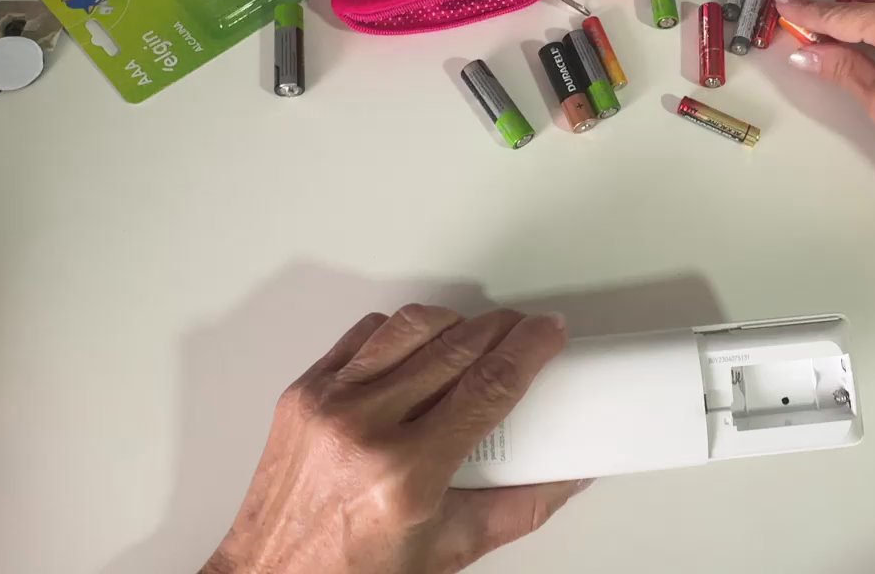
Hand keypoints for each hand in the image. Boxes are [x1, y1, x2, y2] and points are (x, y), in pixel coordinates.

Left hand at [204, 306, 584, 573]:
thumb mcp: (449, 553)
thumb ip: (520, 509)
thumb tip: (570, 474)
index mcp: (406, 476)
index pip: (489, 386)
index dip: (529, 349)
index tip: (550, 331)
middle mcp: (364, 428)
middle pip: (457, 346)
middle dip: (502, 327)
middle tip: (523, 331)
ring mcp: (329, 403)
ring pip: (412, 325)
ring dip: (455, 323)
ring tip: (474, 338)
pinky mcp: (304, 390)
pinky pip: (367, 333)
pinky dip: (402, 331)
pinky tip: (418, 348)